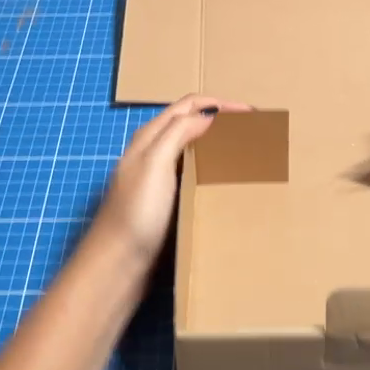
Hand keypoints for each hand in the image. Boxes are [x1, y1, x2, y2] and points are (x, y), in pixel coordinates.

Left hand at [92, 94, 251, 260]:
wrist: (117, 266)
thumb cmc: (137, 212)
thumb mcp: (156, 163)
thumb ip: (179, 132)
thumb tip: (209, 114)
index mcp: (150, 137)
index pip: (188, 105)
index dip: (219, 103)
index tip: (250, 114)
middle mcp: (153, 152)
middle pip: (191, 123)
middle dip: (220, 120)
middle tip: (251, 131)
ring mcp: (158, 178)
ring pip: (192, 149)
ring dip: (217, 144)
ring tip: (244, 152)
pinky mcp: (164, 201)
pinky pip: (192, 174)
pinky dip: (211, 168)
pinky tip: (224, 182)